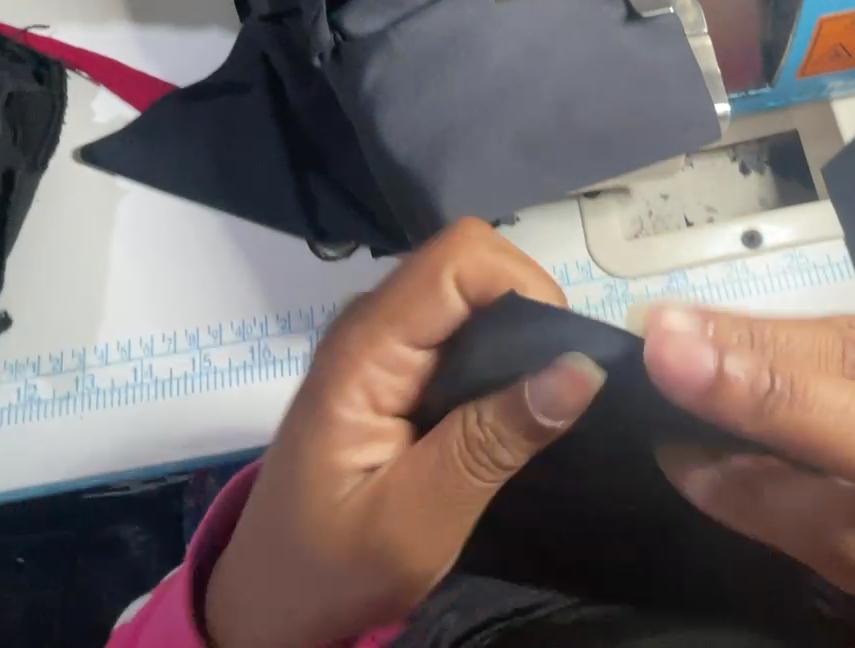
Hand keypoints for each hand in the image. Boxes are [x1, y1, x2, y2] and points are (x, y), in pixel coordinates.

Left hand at [203, 220, 605, 647]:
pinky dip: (499, 349)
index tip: (558, 354)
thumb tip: (582, 369)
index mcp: (367, 347)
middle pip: (466, 262)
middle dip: (526, 306)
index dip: (521, 284)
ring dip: (517, 330)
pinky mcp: (394, 358)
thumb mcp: (420, 521)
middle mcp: (372, 321)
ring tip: (536, 397)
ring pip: (468, 288)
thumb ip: (495, 441)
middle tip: (553, 384)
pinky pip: (459, 322)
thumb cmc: (332, 566)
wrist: (272, 596)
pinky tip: (507, 399)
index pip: (457, 259)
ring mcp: (382, 337)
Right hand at [641, 307, 854, 628]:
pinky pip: (838, 324)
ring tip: (671, 323)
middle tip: (663, 339)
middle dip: (756, 364)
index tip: (680, 413)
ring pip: (840, 338)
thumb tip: (689, 457)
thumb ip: (799, 514)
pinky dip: (771, 331)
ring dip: (748, 332)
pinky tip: (717, 326)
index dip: (781, 424)